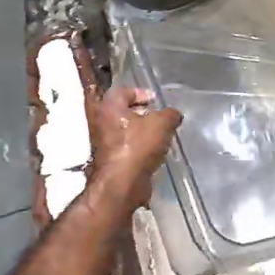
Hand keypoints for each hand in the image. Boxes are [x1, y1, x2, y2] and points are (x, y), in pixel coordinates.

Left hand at [89, 87, 181, 210]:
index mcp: (109, 106)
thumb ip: (170, 114)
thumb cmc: (138, 146)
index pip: (124, 91)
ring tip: (159, 136)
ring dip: (140, 131)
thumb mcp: (162, 123)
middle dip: (142, 113)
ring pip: (124, 130)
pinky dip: (137, 147)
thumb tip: (173, 114)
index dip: (142, 93)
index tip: (156, 102)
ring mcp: (102, 142)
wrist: (121, 184)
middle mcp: (101, 121)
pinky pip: (125, 146)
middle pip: (123, 111)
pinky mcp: (109, 159)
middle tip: (159, 118)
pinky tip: (153, 152)